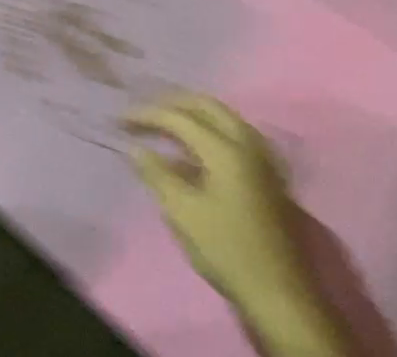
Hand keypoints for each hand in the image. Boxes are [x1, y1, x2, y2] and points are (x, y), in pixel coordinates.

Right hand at [124, 94, 348, 356]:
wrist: (278, 292)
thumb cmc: (224, 247)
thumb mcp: (180, 210)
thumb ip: (156, 172)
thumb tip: (136, 148)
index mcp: (226, 152)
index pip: (179, 117)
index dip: (146, 114)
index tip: (118, 121)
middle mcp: (249, 148)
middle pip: (209, 106)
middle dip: (172, 104)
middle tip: (143, 113)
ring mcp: (264, 163)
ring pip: (226, 119)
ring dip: (193, 115)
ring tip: (164, 125)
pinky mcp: (268, 179)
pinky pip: (235, 137)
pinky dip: (209, 131)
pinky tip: (193, 149)